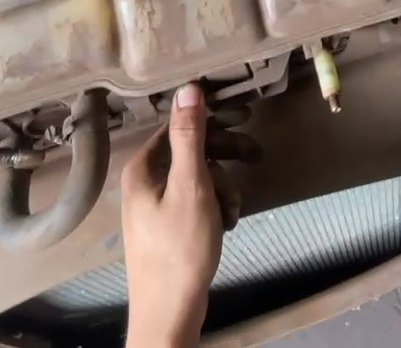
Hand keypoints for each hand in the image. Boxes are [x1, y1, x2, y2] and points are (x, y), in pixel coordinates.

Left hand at [121, 84, 257, 347]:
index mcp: (144, 167)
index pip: (182, 125)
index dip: (215, 121)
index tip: (247, 118)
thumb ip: (191, 135)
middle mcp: (145, 180)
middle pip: (194, 150)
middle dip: (226, 157)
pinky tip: (226, 223)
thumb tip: (188, 87)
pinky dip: (216, 206)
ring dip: (224, 187)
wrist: (169, 313)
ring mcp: (155, 204)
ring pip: (200, 176)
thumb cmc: (179, 247)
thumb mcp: (192, 185)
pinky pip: (197, 200)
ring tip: (234, 211)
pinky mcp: (168, 224)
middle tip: (257, 156)